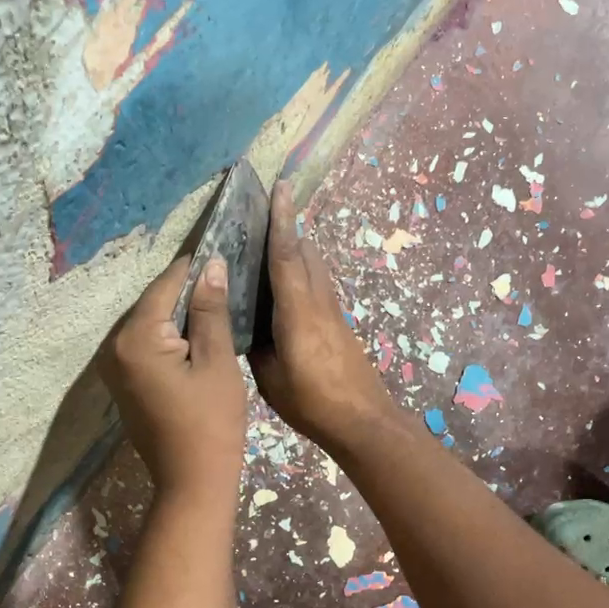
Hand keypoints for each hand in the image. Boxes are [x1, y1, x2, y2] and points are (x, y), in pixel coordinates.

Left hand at [99, 253, 248, 498]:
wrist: (192, 482)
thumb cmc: (212, 423)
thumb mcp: (217, 362)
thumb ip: (210, 311)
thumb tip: (212, 266)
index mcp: (135, 338)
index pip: (166, 285)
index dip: (195, 267)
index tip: (223, 251)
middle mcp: (113, 347)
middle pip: (153, 303)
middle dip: (187, 290)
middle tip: (225, 277)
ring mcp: (113, 368)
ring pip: (149, 323)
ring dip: (179, 313)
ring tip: (216, 302)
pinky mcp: (121, 383)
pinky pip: (145, 345)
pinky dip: (168, 336)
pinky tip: (196, 335)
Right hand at [250, 181, 397, 451]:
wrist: (362, 420)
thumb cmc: (311, 401)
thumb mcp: (270, 376)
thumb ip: (257, 343)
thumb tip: (246, 320)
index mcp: (297, 311)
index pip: (286, 255)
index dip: (280, 220)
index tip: (279, 186)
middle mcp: (318, 301)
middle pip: (305, 252)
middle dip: (287, 227)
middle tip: (263, 208)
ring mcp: (332, 311)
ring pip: (314, 267)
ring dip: (295, 249)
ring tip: (269, 242)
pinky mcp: (338, 323)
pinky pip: (315, 284)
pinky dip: (300, 271)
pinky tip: (284, 284)